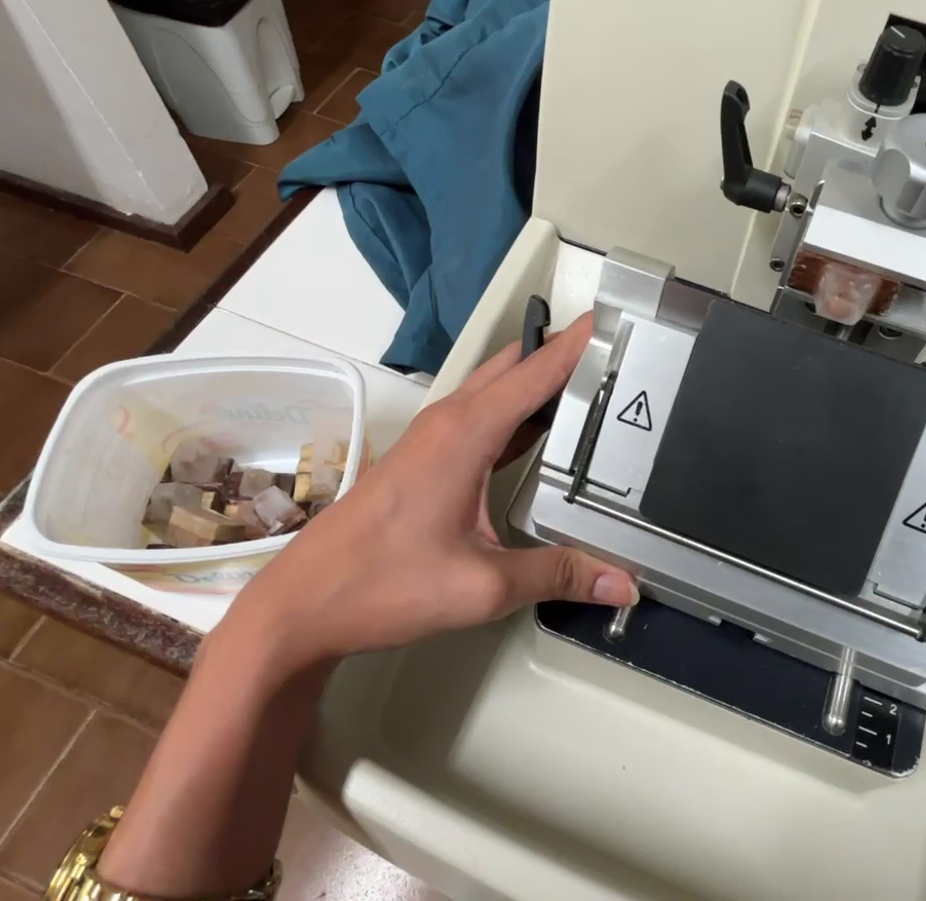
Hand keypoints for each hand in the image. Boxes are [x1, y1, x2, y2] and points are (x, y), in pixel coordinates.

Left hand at [226, 313, 635, 675]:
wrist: (303, 604)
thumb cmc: (384, 585)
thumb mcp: (483, 585)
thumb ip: (557, 574)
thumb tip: (622, 582)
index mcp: (466, 432)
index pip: (536, 369)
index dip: (579, 343)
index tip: (619, 320)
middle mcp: (450, 421)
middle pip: (516, 365)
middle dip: (565, 354)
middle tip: (621, 361)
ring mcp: (433, 436)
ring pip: (497, 388)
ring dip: (540, 382)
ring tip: (594, 391)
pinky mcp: (425, 456)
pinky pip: (483, 415)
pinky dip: (518, 411)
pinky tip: (544, 436)